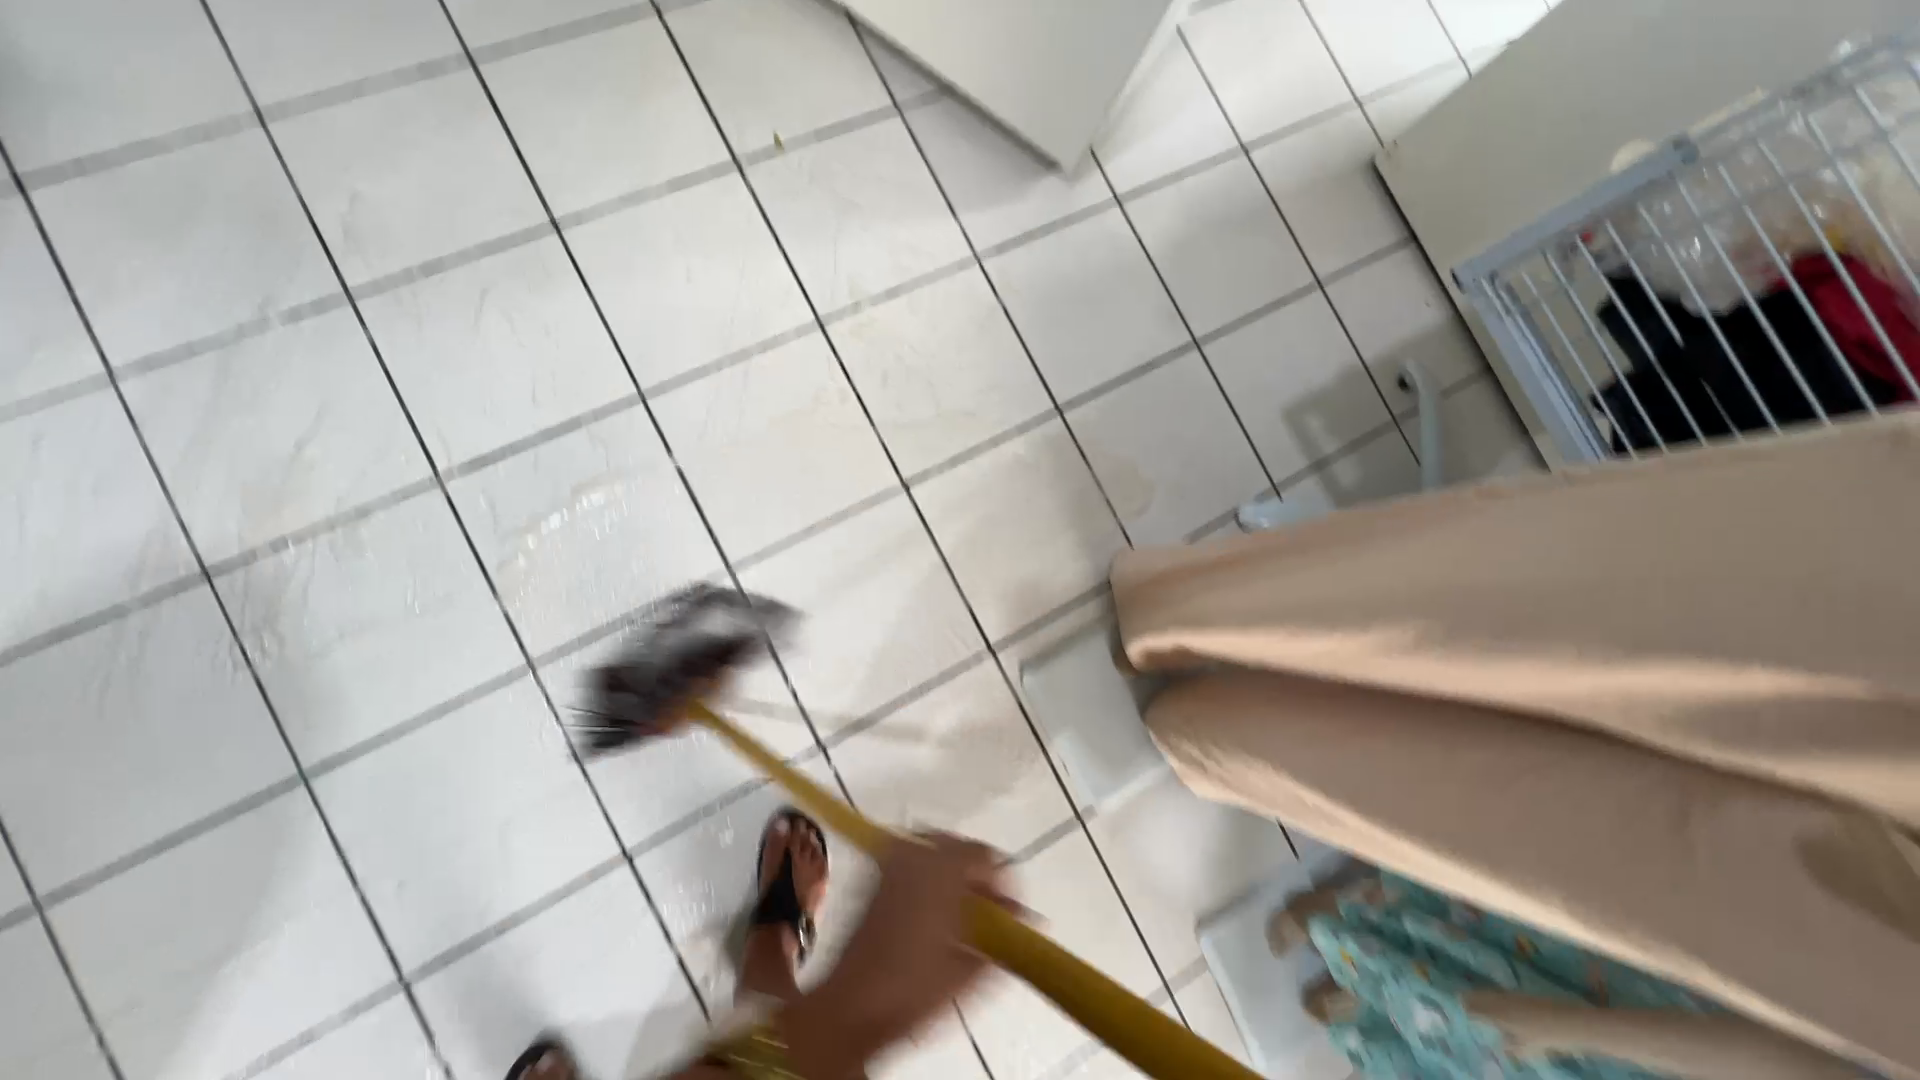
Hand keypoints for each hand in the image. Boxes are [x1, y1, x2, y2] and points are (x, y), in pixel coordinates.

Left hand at [781, 833, 1013, 1076]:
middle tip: (985, 910)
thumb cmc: (915, 988)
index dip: (1001, 881)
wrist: (850, 1006)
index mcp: (942, 869)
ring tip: (958, 913)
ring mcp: (888, 864)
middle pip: (956, 844)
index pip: (984, 853)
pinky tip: (930, 912)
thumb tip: (1023, 916)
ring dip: (949, 871)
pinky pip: (909, 860)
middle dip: (974, 872)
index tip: (1008, 911)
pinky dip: (925, 875)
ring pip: (931, 848)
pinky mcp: (872, 880)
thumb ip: (1004, 936)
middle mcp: (914, 854)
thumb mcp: (972, 970)